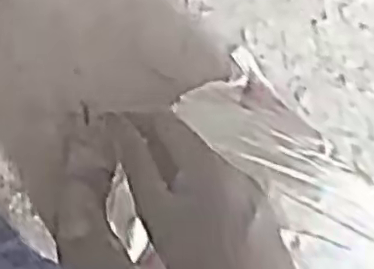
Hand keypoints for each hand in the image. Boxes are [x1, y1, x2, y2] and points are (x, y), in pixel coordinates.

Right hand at [108, 112, 291, 268]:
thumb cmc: (198, 259)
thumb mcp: (155, 208)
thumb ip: (134, 158)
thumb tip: (114, 121)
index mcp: (209, 164)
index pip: (163, 119)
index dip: (132, 117)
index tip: (108, 126)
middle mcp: (236, 172)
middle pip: (185, 142)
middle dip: (152, 144)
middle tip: (122, 156)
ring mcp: (255, 198)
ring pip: (202, 165)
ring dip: (174, 167)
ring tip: (149, 187)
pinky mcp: (265, 221)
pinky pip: (221, 187)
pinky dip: (197, 187)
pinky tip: (184, 212)